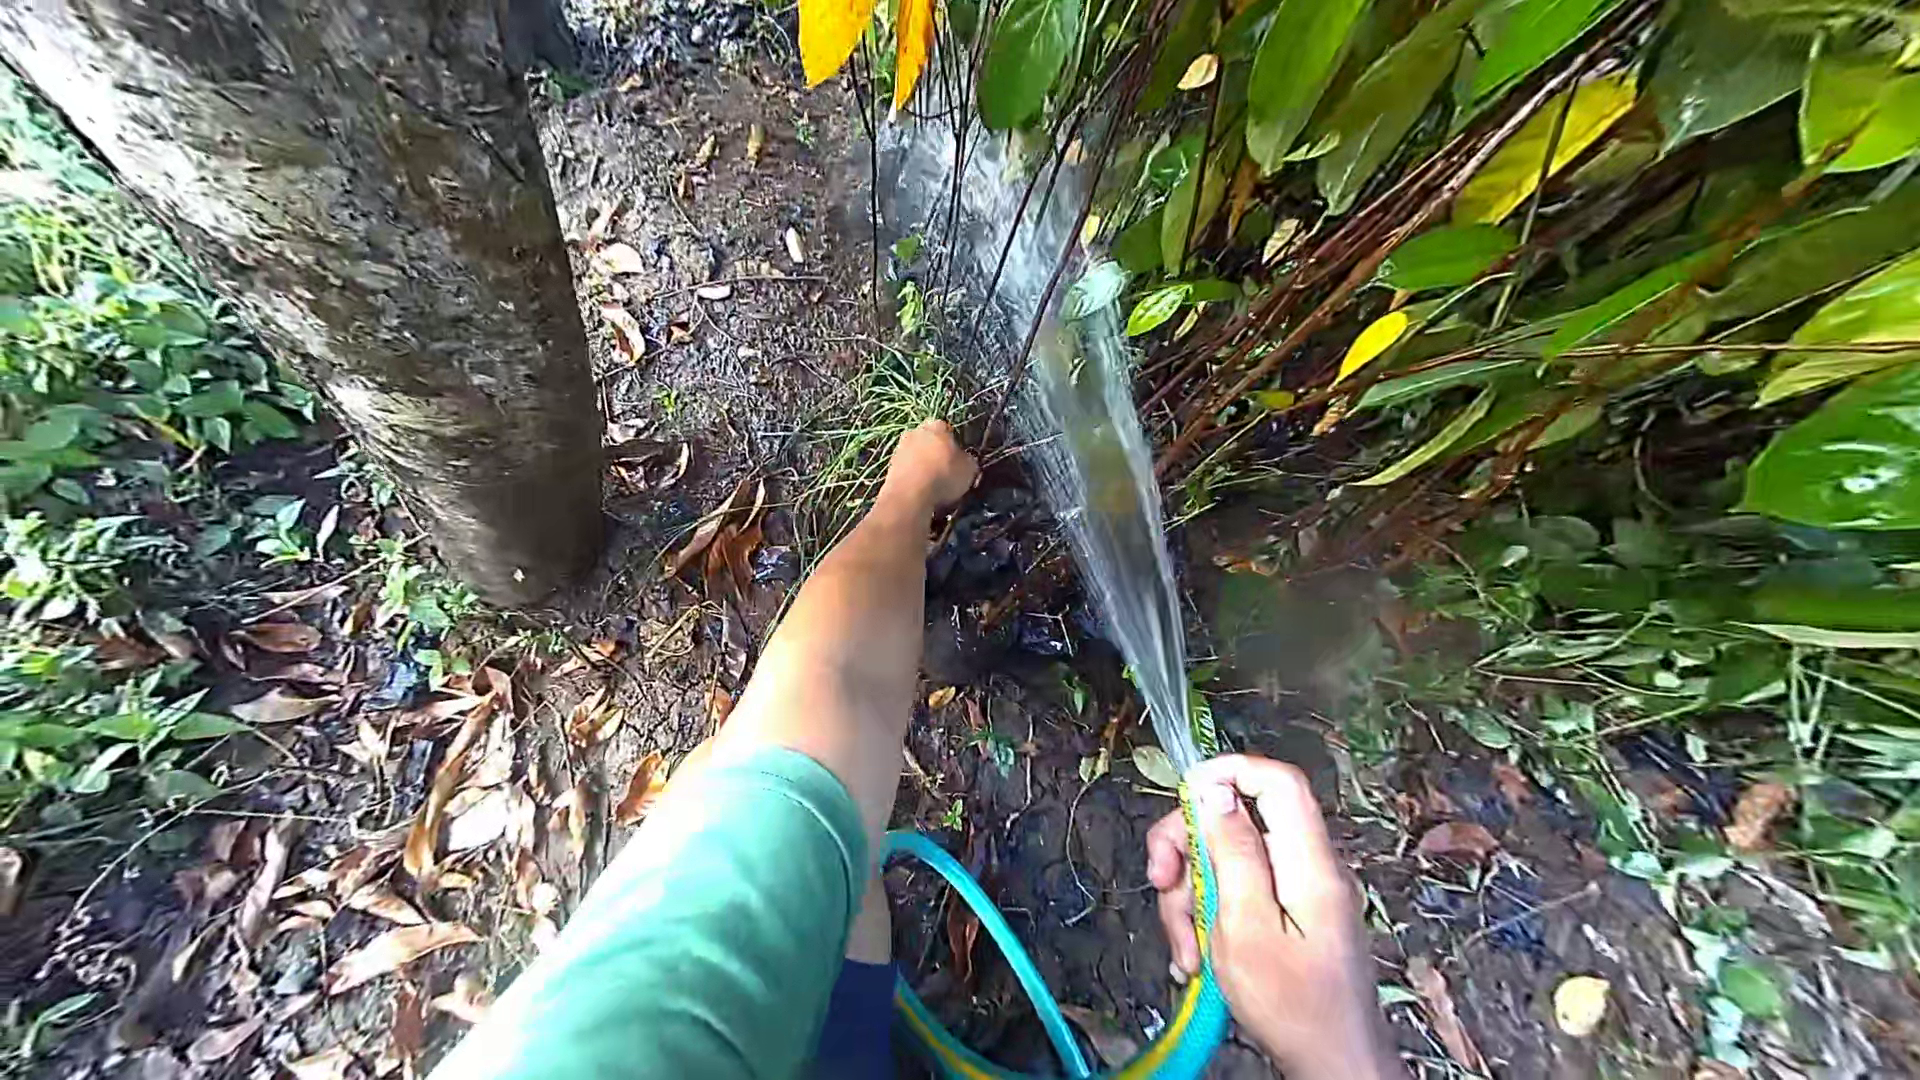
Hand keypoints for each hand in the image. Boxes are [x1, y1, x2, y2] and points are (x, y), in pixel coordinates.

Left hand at [881, 419, 976, 510]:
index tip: (958, 460)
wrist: (909, 496)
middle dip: (935, 453)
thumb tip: (965, 461)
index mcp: (936, 426)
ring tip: (932, 486)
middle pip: (928, 441)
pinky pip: (906, 472)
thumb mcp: (970, 469)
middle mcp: (914, 432)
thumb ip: (968, 461)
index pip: (947, 429)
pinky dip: (912, 480)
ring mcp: (898, 450)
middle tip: (946, 471)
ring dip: (922, 467)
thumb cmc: (944, 476)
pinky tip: (920, 493)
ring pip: (915, 456)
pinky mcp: (889, 468)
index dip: (954, 444)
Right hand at [1146, 756, 1399, 1079]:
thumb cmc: (1291, 1006)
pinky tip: (1195, 955)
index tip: (1187, 794)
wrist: (1334, 1076)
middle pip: (1236, 819)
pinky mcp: (1280, 912)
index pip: (1278, 781)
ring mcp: (1292, 890)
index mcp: (1308, 862)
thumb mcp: (1247, 926)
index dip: (1231, 771)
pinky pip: (1233, 889)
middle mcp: (1302, 865)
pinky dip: (1206, 914)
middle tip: (1160, 879)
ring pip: (1224, 857)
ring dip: (1189, 894)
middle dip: (1187, 845)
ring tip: (1183, 947)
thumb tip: (1215, 790)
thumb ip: (1233, 851)